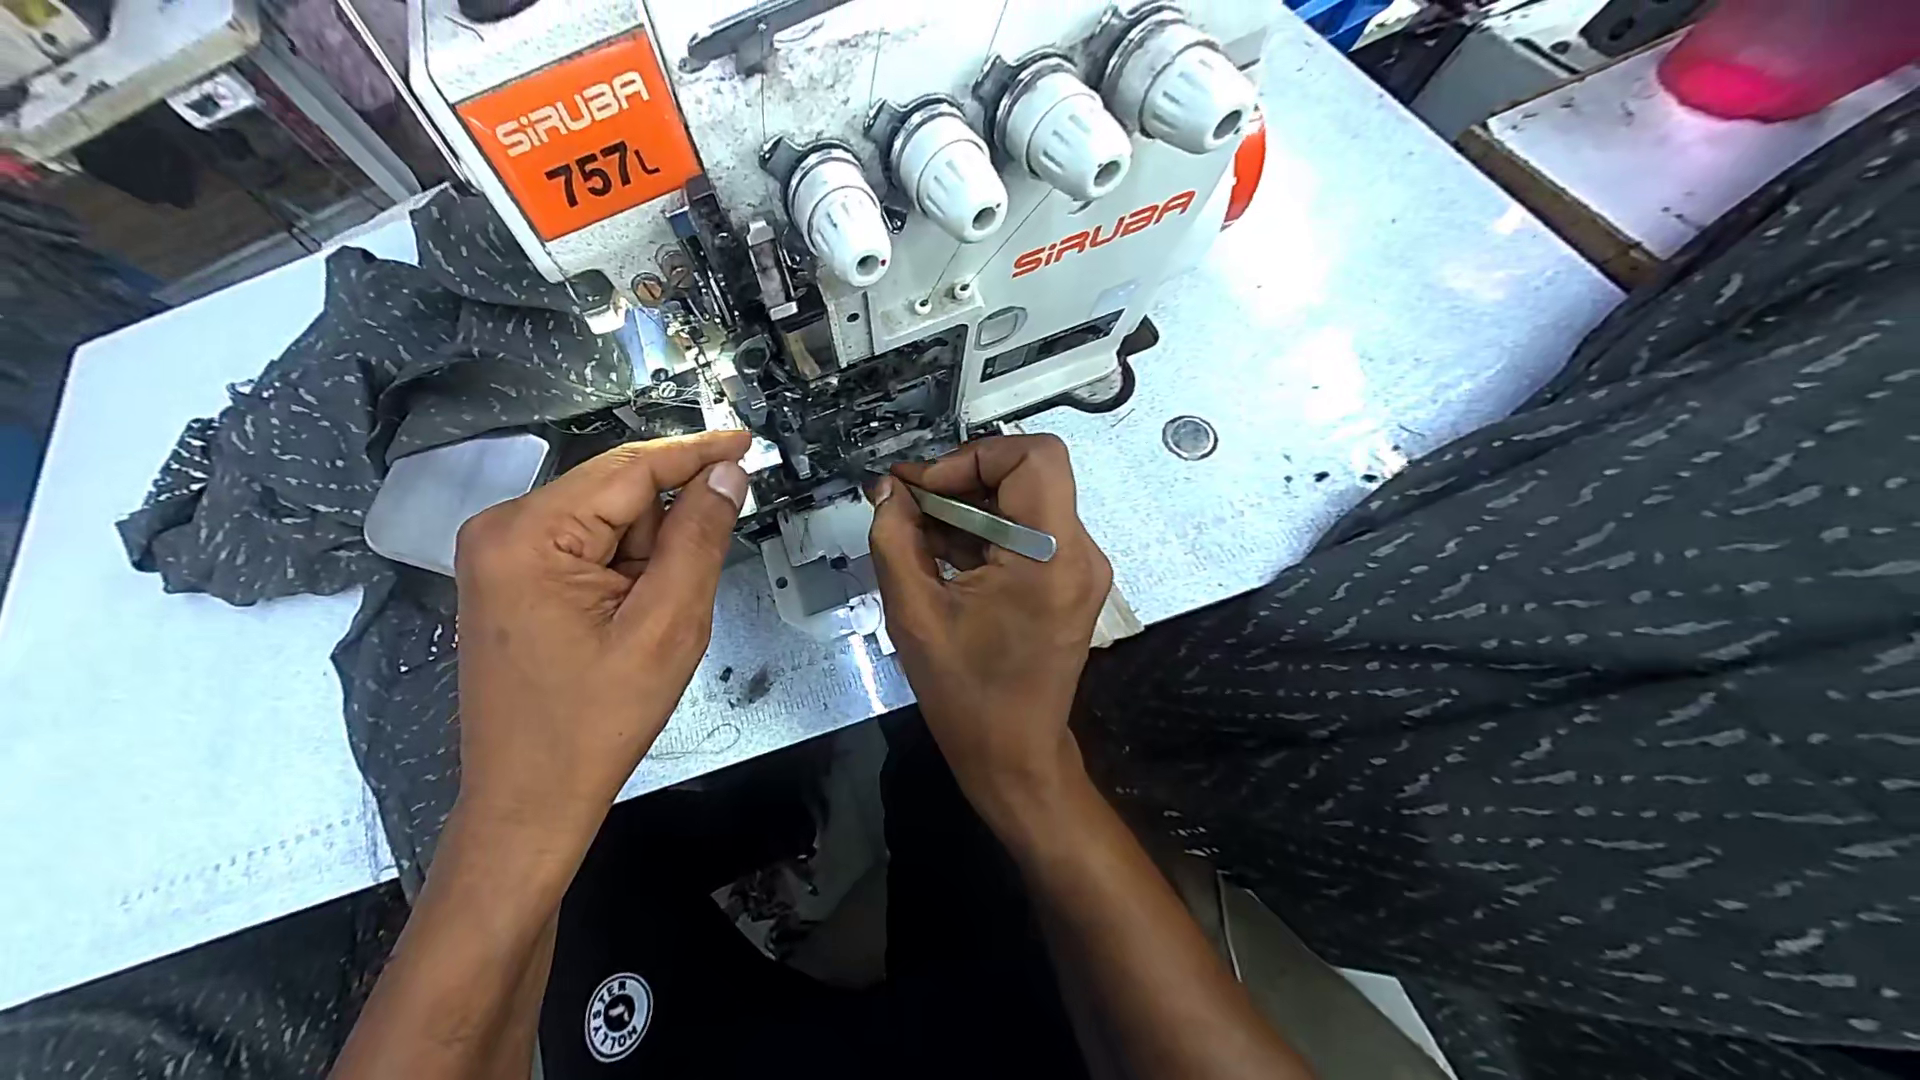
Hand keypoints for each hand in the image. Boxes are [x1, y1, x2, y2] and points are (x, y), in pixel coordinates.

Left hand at [452, 431, 750, 850]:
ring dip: (649, 560)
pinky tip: (628, 622)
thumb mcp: (668, 624)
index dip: (697, 452)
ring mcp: (501, 554)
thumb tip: (726, 475)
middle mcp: (503, 529)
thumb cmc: (599, 718)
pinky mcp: (512, 578)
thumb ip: (700, 538)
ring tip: (648, 624)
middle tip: (680, 598)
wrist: (532, 796)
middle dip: (668, 534)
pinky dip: (628, 573)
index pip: (632, 469)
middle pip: (620, 497)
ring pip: (611, 525)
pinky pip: (591, 549)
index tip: (746, 441)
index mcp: (530, 534)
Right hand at [866, 435, 1113, 826]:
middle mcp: (1080, 554)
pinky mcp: (1071, 581)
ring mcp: (1081, 568)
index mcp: (1050, 558)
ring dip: (971, 505)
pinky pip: (1030, 531)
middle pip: (1029, 473)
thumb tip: (890, 490)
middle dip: (964, 479)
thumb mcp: (914, 612)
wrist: (1014, 752)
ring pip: (1027, 500)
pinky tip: (944, 552)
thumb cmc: (966, 694)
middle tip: (912, 503)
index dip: (973, 457)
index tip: (927, 490)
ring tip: (920, 531)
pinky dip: (987, 531)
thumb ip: (895, 538)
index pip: (1033, 456)